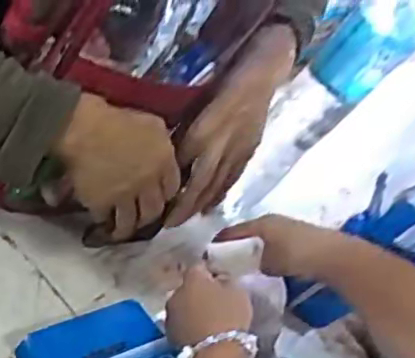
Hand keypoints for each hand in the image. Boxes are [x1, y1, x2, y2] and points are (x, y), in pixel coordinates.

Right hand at [55, 95, 180, 240]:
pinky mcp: (101, 205)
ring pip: (130, 223)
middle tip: (141, 219)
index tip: (159, 198)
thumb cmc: (118, 121)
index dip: (166, 196)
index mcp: (163, 161)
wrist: (86, 131)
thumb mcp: (153, 125)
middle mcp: (147, 183)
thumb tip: (163, 159)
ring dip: (126, 229)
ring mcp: (123, 196)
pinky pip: (105, 220)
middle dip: (148, 218)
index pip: (173, 189)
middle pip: (153, 211)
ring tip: (120, 231)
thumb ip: (163, 146)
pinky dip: (103, 222)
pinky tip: (101, 222)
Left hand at [163, 38, 292, 226]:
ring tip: (183, 221)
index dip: (168, 191)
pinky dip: (217, 196)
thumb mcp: (189, 112)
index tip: (153, 207)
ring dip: (198, 207)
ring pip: (216, 186)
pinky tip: (207, 209)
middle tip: (167, 226)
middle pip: (199, 185)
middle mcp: (220, 145)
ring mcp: (238, 150)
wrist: (261, 74)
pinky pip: (231, 180)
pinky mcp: (249, 152)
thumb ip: (176, 140)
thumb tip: (156, 168)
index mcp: (202, 133)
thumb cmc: (217, 91)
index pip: (180, 170)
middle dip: (183, 209)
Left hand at [165, 263, 252, 347]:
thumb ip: (225, 281)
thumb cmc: (229, 316)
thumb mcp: (237, 292)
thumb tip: (216, 280)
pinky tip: (198, 326)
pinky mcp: (168, 332)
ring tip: (206, 313)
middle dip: (197, 289)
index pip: (197, 267)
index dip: (208, 270)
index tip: (219, 276)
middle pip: (186, 287)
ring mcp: (168, 315)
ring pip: (180, 304)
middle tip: (214, 296)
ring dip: (190, 306)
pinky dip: (186, 320)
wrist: (213, 350)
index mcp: (191, 281)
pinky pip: (179, 320)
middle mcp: (174, 296)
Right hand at [214, 214, 354, 278]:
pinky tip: (251, 266)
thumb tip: (227, 267)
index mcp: (258, 223)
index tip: (202, 262)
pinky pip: (264, 244)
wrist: (331, 256)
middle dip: (227, 249)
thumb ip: (241, 262)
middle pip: (240, 235)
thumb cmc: (293, 256)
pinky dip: (255, 253)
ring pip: (252, 240)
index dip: (213, 247)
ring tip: (231, 269)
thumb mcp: (261, 262)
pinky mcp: (291, 236)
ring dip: (242, 252)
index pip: (227, 233)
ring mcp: (281, 227)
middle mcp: (269, 220)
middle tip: (214, 268)